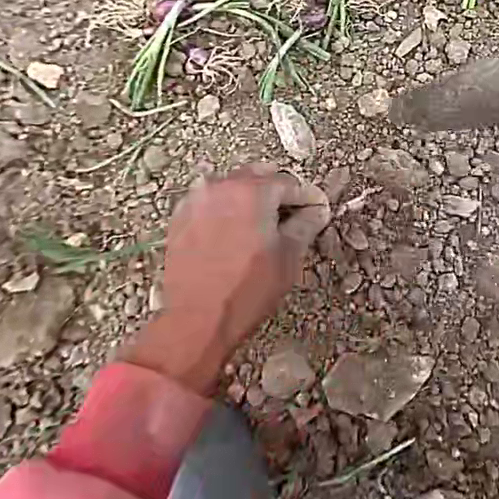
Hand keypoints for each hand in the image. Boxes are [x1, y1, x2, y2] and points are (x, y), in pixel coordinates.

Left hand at [118, 166, 330, 395]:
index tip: (319, 212)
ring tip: (266, 226)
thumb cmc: (248, 287)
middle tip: (295, 217)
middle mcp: (221, 187)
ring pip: (234, 188)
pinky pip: (213, 203)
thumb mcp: (291, 253)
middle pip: (261, 178)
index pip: (291, 184)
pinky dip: (229, 210)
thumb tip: (316, 210)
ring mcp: (196, 202)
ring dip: (253, 200)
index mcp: (252, 190)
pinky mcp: (180, 220)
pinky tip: (238, 233)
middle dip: (280, 194)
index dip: (310, 199)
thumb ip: (307, 222)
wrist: (197, 320)